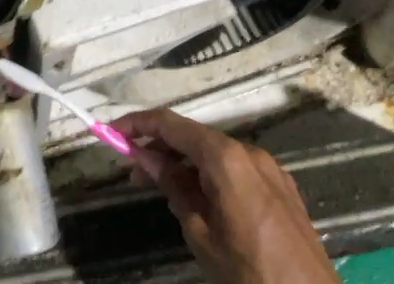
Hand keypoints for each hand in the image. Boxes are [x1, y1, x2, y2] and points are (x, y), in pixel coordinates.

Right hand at [111, 108, 338, 283]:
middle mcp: (247, 152)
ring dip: (185, 163)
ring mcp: (268, 169)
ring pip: (215, 153)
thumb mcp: (200, 232)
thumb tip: (147, 159)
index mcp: (225, 158)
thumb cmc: (250, 273)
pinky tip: (197, 199)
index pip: (171, 124)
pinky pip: (236, 169)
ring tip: (161, 189)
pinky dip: (210, 174)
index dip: (138, 124)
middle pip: (193, 136)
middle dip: (160, 148)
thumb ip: (172, 187)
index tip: (112, 133)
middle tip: (132, 172)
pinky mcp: (281, 188)